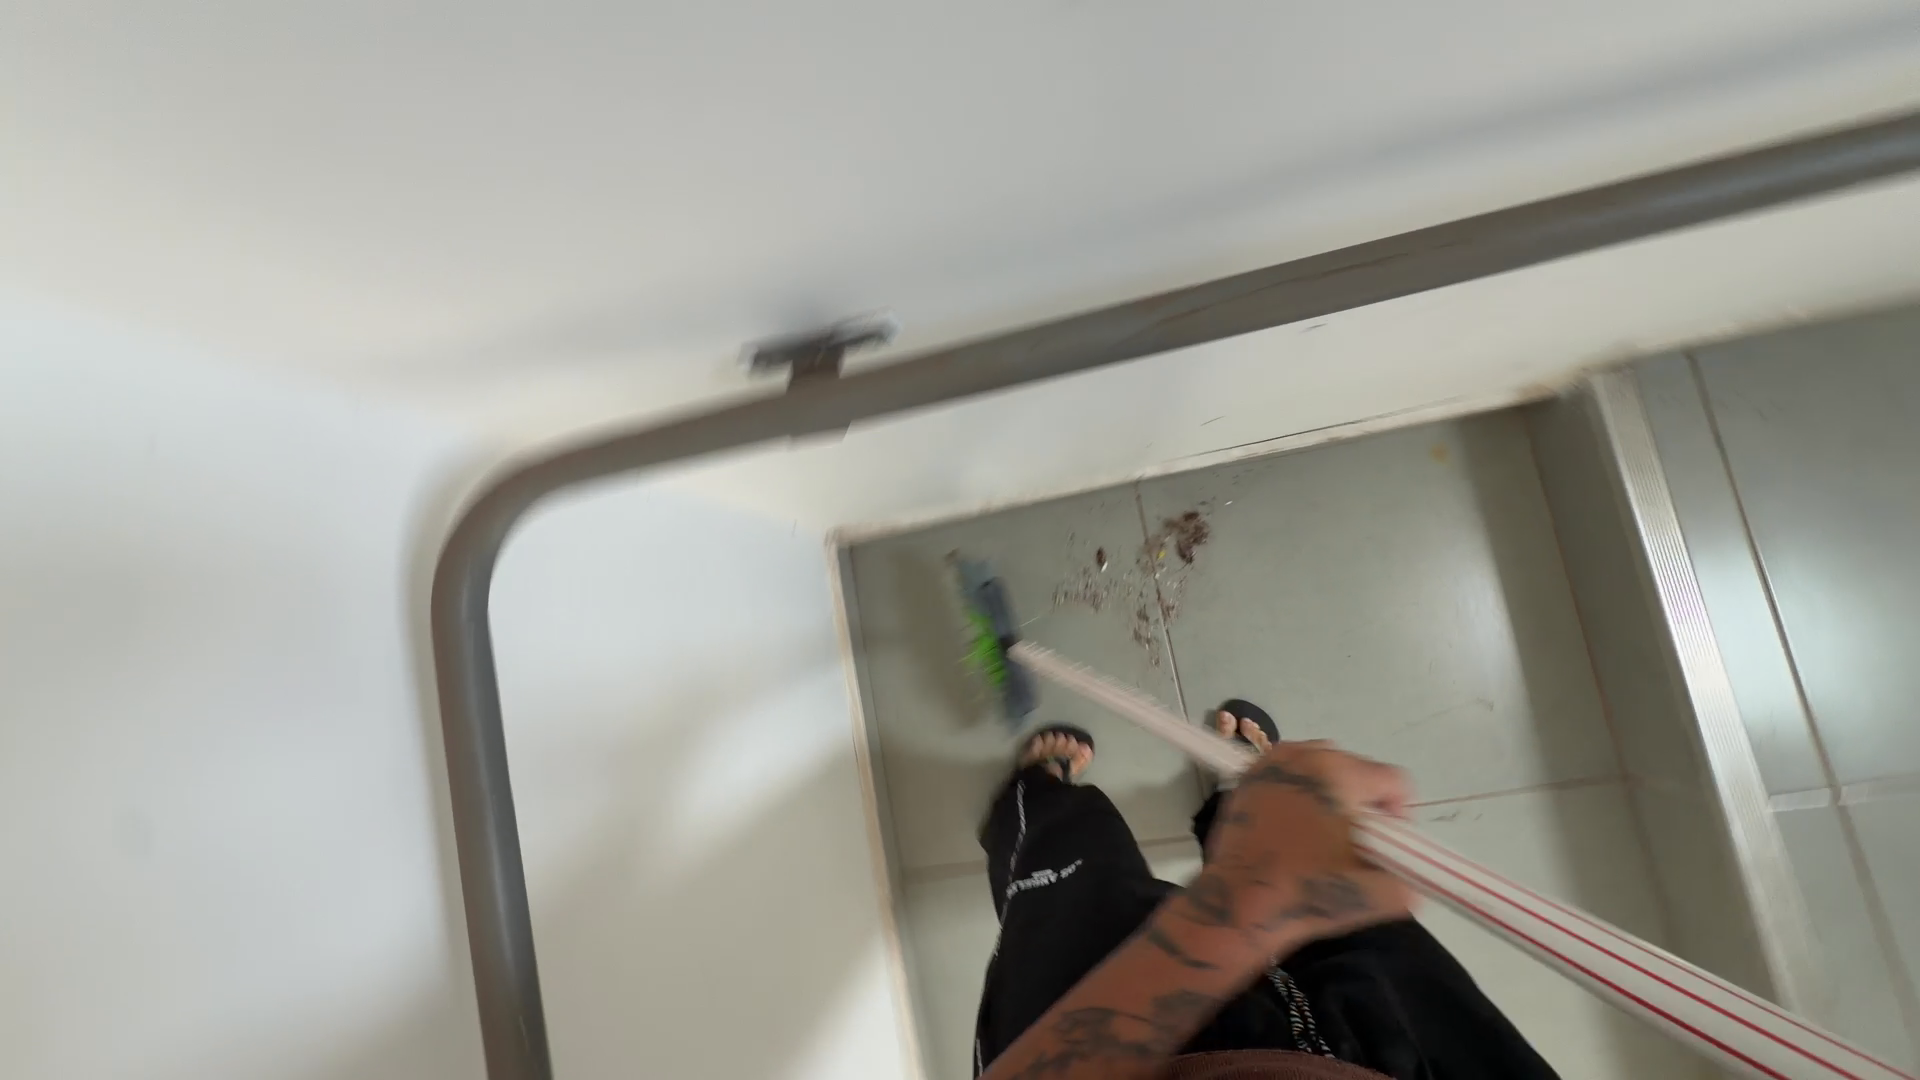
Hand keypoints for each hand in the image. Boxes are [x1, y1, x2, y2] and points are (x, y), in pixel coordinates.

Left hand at [1188, 739, 1414, 951]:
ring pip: (1320, 764)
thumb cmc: (1309, 891)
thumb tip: (1414, 871)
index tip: (1389, 843)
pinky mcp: (1247, 776)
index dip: (1400, 813)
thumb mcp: (1380, 893)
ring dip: (1332, 790)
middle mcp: (1302, 755)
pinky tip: (1296, 823)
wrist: (1240, 899)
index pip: (1393, 779)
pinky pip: (1288, 772)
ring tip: (1327, 830)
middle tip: (1359, 839)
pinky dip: (1300, 788)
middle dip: (1365, 800)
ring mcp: (1270, 762)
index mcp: (1337, 773)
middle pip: (1355, 767)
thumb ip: (1412, 878)